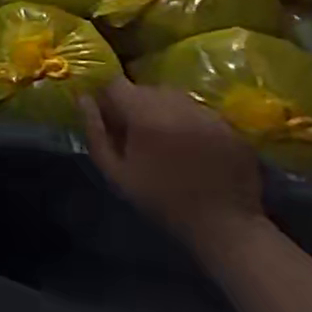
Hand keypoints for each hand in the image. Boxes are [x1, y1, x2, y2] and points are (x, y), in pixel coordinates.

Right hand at [81, 81, 263, 247]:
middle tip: (139, 136)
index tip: (111, 120)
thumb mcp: (118, 174)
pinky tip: (194, 149)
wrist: (225, 227)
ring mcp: (205, 110)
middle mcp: (176, 101)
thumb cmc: (163, 201)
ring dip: (165, 112)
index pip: (116, 84)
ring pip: (173, 97)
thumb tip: (83, 99)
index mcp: (145, 112)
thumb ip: (95, 133)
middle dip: (137, 106)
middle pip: (145, 89)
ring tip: (168, 143)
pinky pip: (199, 111)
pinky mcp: (228, 122)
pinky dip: (191, 122)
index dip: (109, 99)